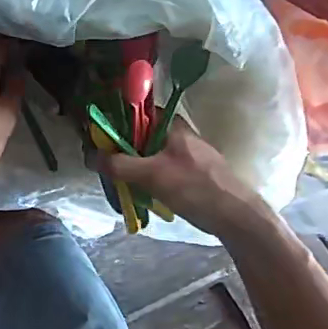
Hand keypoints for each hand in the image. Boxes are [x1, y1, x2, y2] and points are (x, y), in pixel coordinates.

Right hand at [103, 120, 262, 233]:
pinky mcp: (191, 173)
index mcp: (172, 125)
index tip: (98, 139)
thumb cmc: (194, 188)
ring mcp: (187, 154)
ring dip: (133, 167)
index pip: (137, 112)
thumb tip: (91, 157)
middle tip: (106, 166)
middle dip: (121, 149)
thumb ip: (118, 164)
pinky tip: (141, 193)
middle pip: (140, 135)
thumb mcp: (150, 175)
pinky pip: (160, 169)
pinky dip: (147, 178)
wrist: (236, 216)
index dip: (115, 122)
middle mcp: (179, 134)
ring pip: (149, 154)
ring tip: (120, 183)